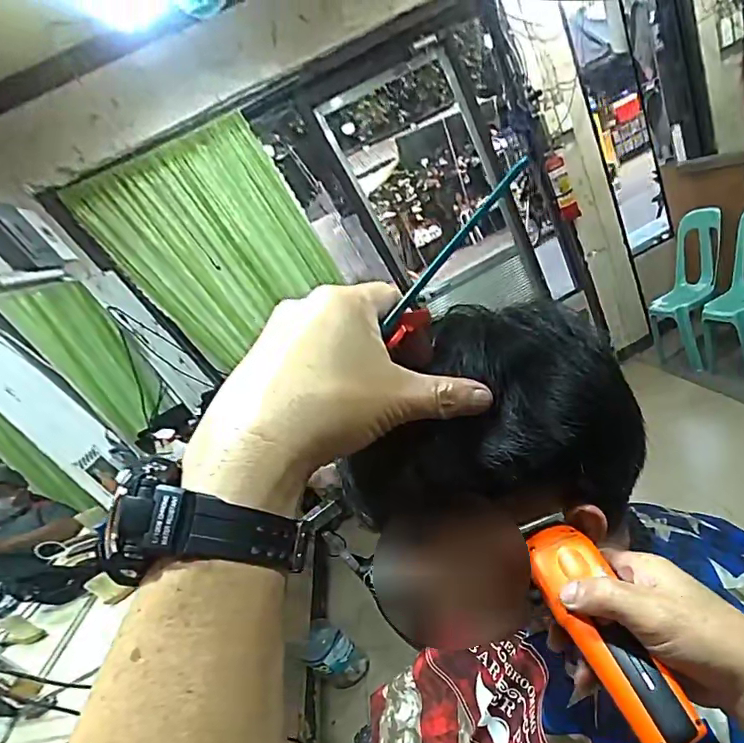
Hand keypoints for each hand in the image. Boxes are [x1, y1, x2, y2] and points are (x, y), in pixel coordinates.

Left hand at [182, 283, 492, 514]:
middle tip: (397, 385)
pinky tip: (332, 408)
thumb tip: (482, 395)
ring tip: (364, 402)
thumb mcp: (402, 400)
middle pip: (364, 319)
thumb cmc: (329, 406)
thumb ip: (447, 394)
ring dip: (355, 363)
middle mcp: (307, 305)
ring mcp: (279, 329)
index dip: (415, 329)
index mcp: (344, 302)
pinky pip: (306, 357)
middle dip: (386, 349)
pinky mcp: (261, 356)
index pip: (394, 297)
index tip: (421, 359)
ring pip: (333, 338)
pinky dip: (325, 375)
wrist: (261, 442)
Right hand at [551, 552, 743, 710]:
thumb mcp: (649, 611)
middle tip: (558, 645)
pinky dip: (601, 670)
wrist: (739, 675)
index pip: (595, 562)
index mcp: (642, 572)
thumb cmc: (697, 632)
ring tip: (579, 675)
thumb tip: (563, 589)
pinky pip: (614, 657)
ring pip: (600, 634)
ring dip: (586, 654)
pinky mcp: (646, 655)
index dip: (567, 575)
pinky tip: (591, 685)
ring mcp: (642, 627)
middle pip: (591, 603)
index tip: (542, 596)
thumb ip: (605, 598)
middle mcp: (639, 595)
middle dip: (573, 625)